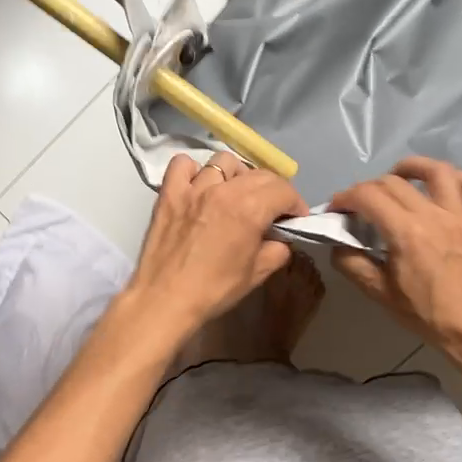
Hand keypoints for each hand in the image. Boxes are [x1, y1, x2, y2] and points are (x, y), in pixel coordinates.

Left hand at [125, 152, 308, 336]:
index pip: (283, 190)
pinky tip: (198, 186)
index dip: (295, 204)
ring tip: (236, 194)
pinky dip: (193, 170)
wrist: (165, 299)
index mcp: (249, 209)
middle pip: (258, 174)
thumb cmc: (213, 289)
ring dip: (237, 176)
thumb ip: (277, 250)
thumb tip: (280, 238)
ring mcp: (193, 188)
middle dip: (273, 190)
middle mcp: (223, 190)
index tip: (295, 218)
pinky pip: (182, 165)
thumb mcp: (256, 274)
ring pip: (223, 163)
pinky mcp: (168, 193)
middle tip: (271, 210)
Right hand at [329, 156, 461, 365]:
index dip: (345, 197)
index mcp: (406, 233)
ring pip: (439, 172)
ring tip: (399, 175)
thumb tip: (338, 243)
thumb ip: (352, 264)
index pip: (368, 196)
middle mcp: (435, 216)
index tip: (335, 208)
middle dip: (368, 187)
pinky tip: (446, 185)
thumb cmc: (427, 315)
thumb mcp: (379, 294)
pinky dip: (461, 180)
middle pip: (394, 182)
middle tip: (358, 204)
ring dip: (414, 167)